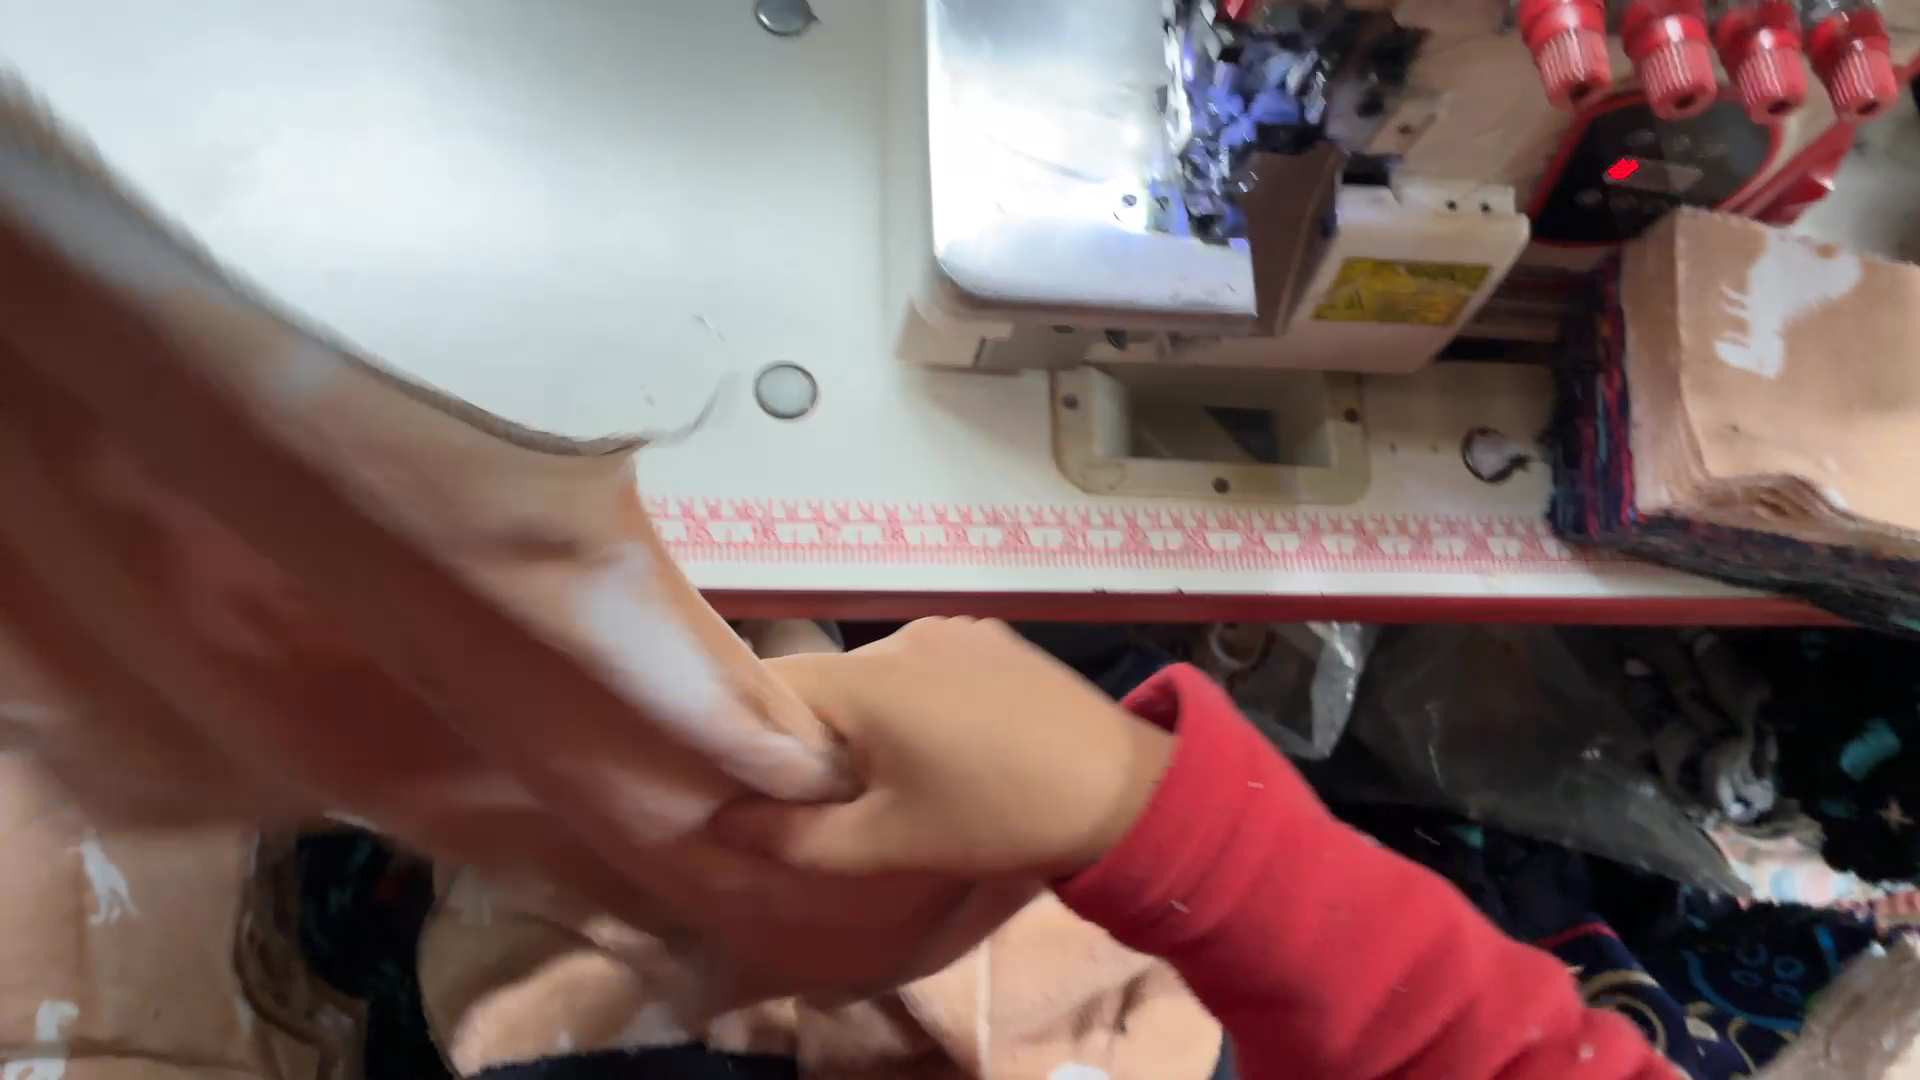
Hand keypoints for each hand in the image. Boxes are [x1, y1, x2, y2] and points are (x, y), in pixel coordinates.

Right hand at [709, 618, 1173, 880]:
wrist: (1119, 787)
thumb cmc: (994, 816)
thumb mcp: (888, 841)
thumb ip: (793, 836)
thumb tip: (720, 821)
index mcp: (866, 678)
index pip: (772, 686)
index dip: (753, 731)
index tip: (762, 779)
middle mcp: (901, 635)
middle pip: (828, 679)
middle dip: (820, 731)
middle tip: (846, 789)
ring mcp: (951, 626)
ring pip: (877, 670)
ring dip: (872, 712)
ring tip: (909, 766)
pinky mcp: (987, 632)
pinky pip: (926, 659)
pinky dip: (917, 693)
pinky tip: (956, 735)